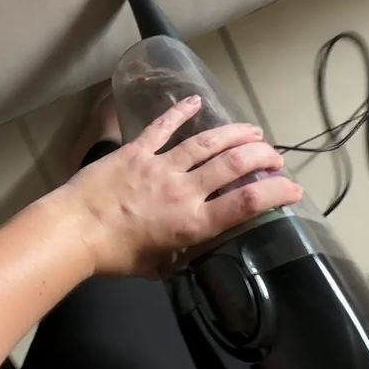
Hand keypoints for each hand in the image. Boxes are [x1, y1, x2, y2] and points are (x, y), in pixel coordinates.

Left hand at [50, 96, 303, 276]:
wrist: (75, 229)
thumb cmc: (114, 255)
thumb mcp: (158, 267)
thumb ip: (179, 256)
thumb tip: (189, 251)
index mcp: (193, 223)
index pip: (247, 204)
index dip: (276, 193)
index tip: (293, 188)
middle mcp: (183, 190)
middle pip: (233, 165)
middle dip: (262, 157)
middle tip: (276, 156)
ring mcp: (159, 165)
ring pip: (205, 143)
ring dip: (233, 134)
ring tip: (253, 131)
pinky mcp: (136, 150)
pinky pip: (162, 127)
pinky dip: (179, 112)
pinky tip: (195, 101)